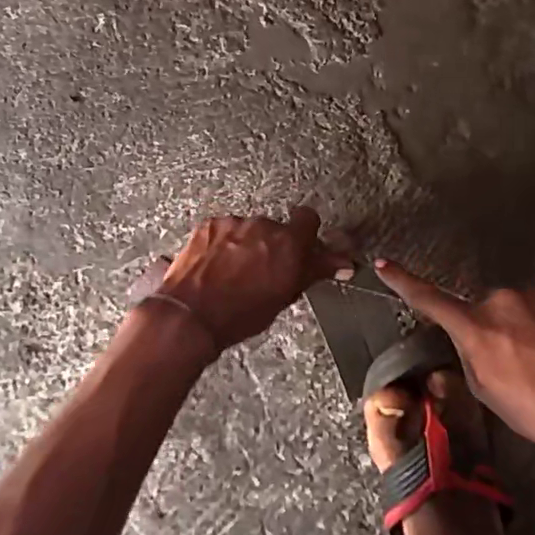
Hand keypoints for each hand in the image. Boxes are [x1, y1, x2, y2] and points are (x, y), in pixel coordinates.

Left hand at [153, 207, 351, 352]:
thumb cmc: (237, 314)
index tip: (302, 244)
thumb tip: (343, 263)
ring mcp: (235, 224)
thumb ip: (315, 271)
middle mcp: (264, 227)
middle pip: (276, 228)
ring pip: (249, 230)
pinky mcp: (211, 225)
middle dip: (272, 245)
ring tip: (234, 274)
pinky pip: (225, 230)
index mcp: (289, 244)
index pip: (309, 219)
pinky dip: (223, 244)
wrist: (191, 315)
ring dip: (246, 245)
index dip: (306, 232)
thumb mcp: (285, 296)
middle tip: (264, 271)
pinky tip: (216, 267)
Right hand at [373, 259, 534, 453]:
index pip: (431, 300)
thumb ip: (471, 358)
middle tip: (515, 369)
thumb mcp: (493, 396)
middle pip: (483, 312)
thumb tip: (470, 340)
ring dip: (522, 331)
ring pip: (516, 310)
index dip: (404, 282)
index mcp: (478, 329)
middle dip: (491, 333)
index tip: (383, 263)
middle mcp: (502, 301)